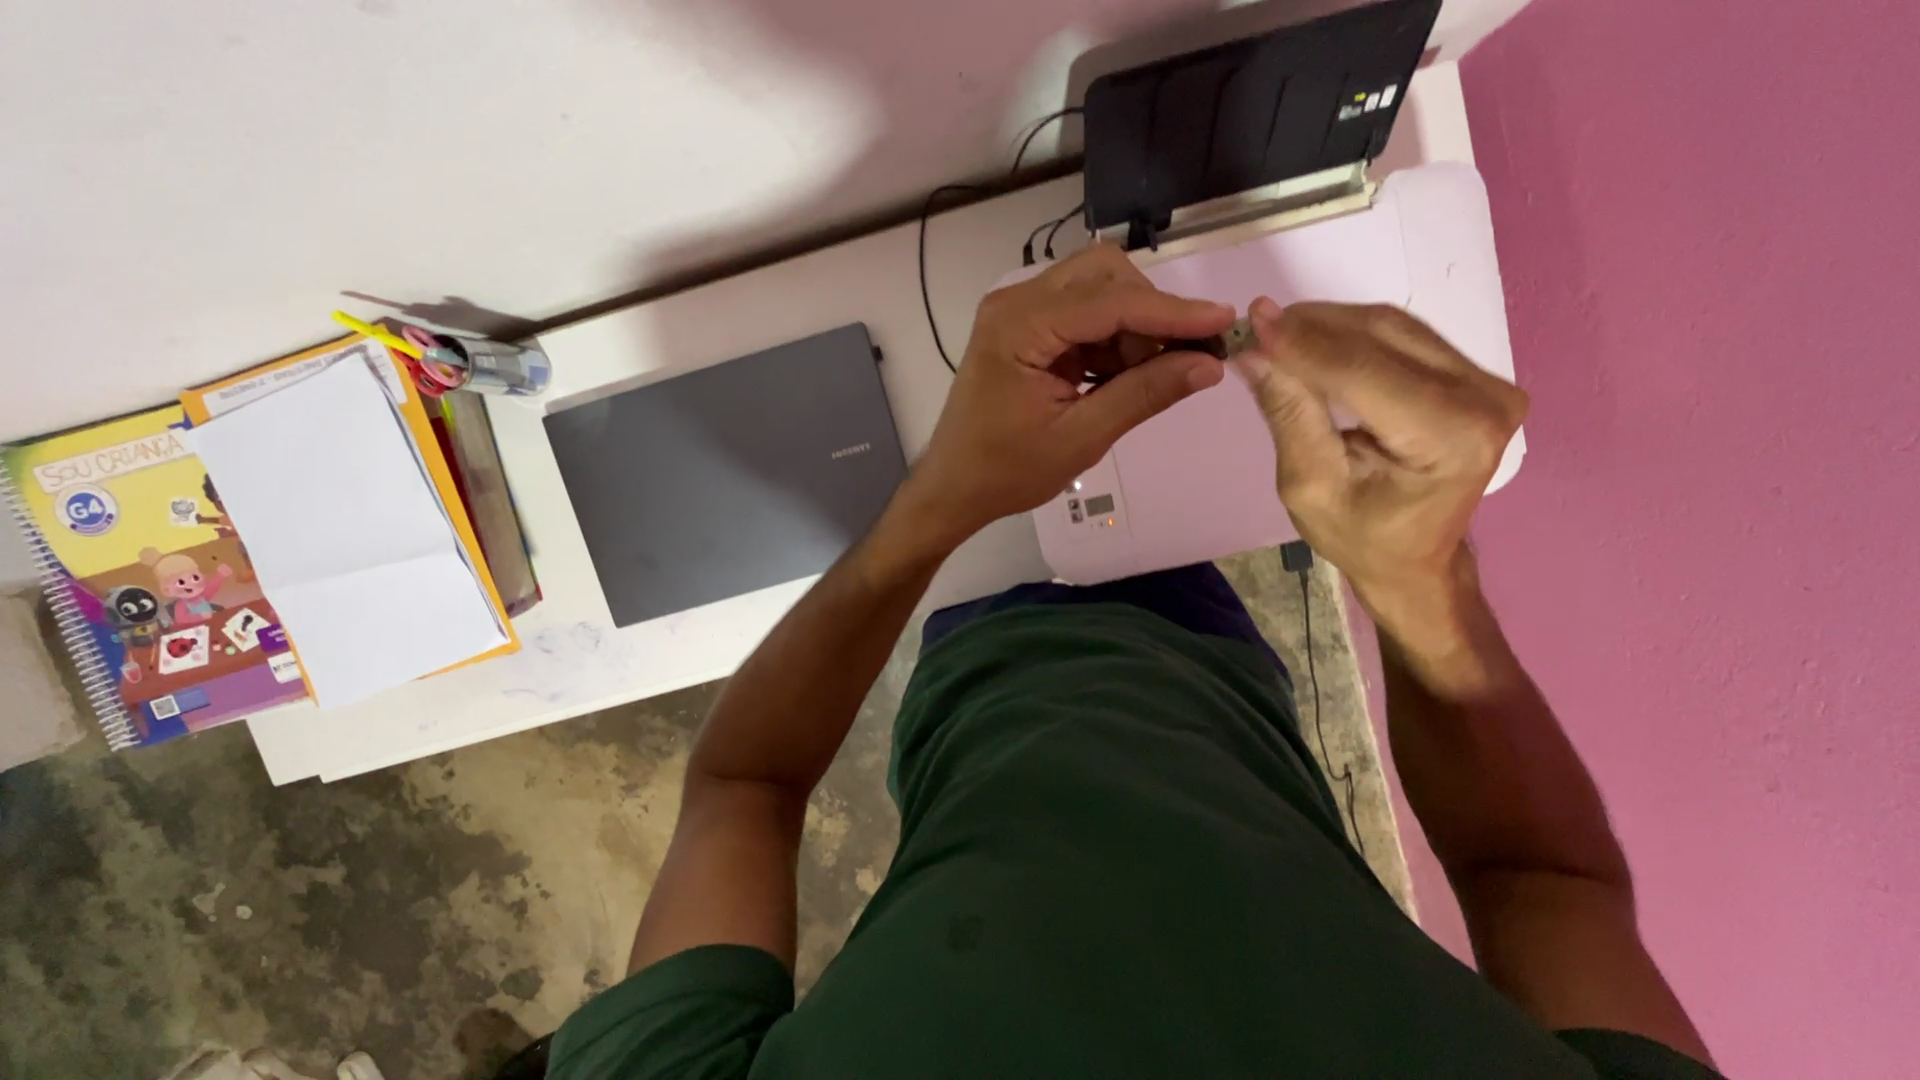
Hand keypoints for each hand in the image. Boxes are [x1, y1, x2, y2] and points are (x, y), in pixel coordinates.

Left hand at [896, 243, 1234, 551]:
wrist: (954, 486)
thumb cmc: (1007, 471)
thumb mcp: (1081, 438)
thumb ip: (1144, 395)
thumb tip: (1209, 365)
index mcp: (1019, 325)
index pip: (1110, 301)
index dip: (1171, 311)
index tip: (1224, 322)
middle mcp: (1015, 302)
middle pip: (1104, 274)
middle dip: (1150, 311)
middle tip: (1179, 358)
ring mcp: (1018, 312)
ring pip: (1097, 290)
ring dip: (1134, 326)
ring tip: (1152, 376)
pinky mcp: (1026, 328)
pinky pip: (1084, 315)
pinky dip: (1113, 339)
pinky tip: (1126, 376)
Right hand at [1234, 299, 1526, 618]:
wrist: (1416, 560)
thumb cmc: (1361, 538)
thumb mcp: (1309, 487)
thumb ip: (1289, 414)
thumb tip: (1253, 353)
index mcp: (1449, 439)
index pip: (1363, 371)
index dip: (1303, 344)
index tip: (1250, 322)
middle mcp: (1484, 400)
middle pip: (1382, 337)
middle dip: (1311, 328)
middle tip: (1254, 325)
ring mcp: (1488, 384)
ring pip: (1392, 328)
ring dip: (1328, 325)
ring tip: (1274, 334)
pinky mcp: (1476, 376)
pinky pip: (1404, 337)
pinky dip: (1351, 334)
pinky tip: (1310, 341)